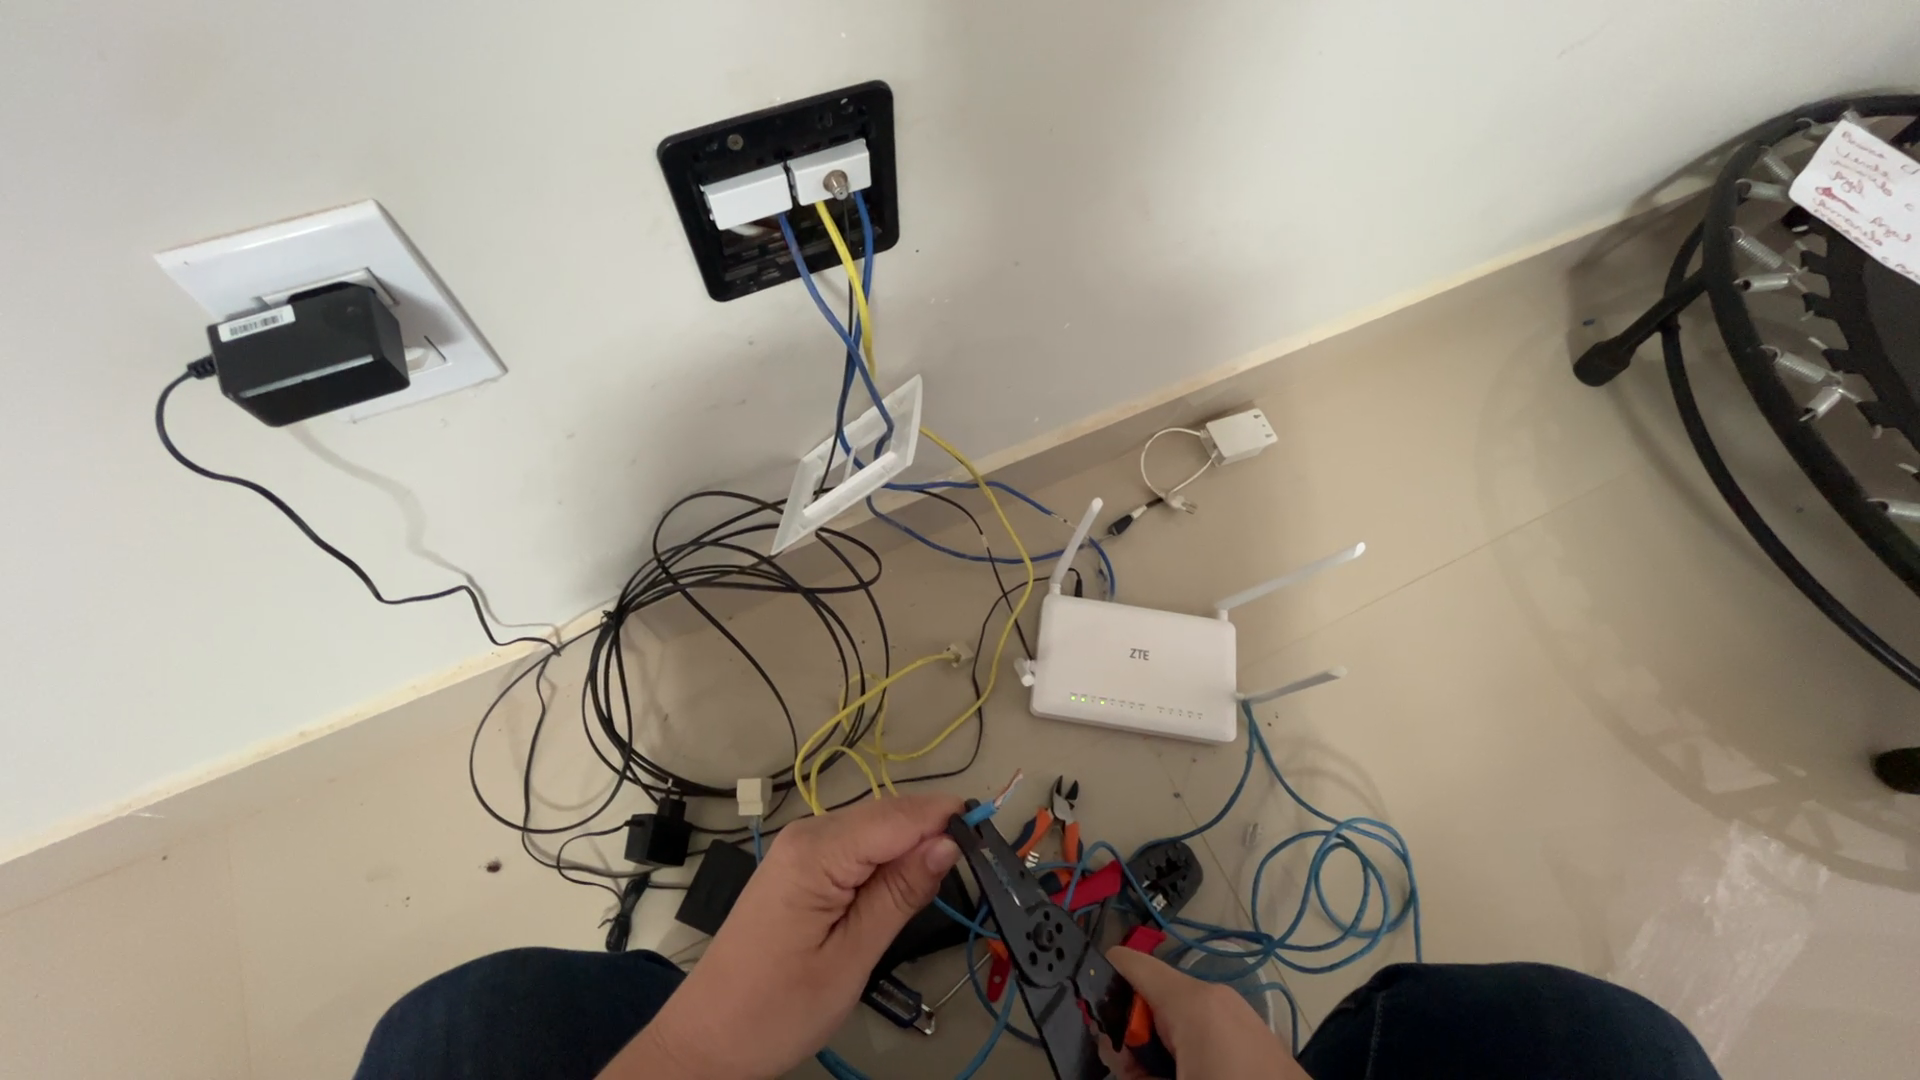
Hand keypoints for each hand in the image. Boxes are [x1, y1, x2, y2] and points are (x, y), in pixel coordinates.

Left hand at [603, 794, 963, 1078]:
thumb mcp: (850, 959)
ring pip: (874, 827)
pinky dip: (887, 857)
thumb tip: (947, 845)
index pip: (897, 816)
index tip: (989, 833)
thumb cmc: (776, 1009)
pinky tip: (902, 883)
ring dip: (911, 844)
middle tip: (976, 864)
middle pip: (886, 815)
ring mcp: (800, 847)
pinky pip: (856, 845)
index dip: (944, 818)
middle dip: (932, 830)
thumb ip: (899, 895)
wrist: (706, 1040)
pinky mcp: (800, 864)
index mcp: (817, 852)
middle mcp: (807, 834)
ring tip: (945, 878)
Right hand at [1103, 948, 1309, 1079]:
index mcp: (1191, 1001)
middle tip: (1135, 1074)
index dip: (1101, 988)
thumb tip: (1119, 1056)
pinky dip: (1188, 1053)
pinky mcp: (1257, 1040)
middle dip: (1133, 1034)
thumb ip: (1131, 1069)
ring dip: (1160, 1049)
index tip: (1096, 1030)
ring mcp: (1240, 1015)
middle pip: (1150, 995)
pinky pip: (1205, 1031)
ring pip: (1177, 1016)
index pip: (1126, 962)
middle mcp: (1215, 996)